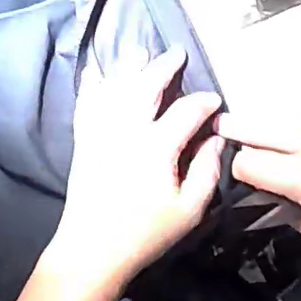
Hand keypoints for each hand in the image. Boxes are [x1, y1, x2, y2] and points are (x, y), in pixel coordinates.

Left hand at [42, 49, 222, 297]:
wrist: (91, 249)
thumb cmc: (145, 233)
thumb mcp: (189, 210)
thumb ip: (207, 171)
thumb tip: (216, 139)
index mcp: (156, 147)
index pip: (187, 110)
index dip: (204, 102)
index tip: (215, 101)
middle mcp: (127, 129)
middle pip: (146, 84)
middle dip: (164, 65)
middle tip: (177, 52)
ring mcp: (101, 131)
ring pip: (115, 86)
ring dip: (130, 66)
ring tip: (141, 51)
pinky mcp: (84, 139)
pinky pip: (87, 102)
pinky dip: (92, 83)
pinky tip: (95, 70)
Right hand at [218, 112, 300, 276]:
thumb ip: (298, 215)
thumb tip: (284, 200)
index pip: (250, 162)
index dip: (239, 173)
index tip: (240, 179)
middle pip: (262, 127)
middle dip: (238, 129)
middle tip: (219, 124)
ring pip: (298, 124)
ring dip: (287, 138)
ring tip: (295, 156)